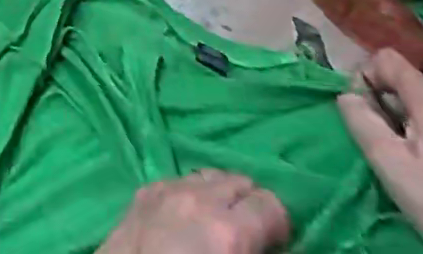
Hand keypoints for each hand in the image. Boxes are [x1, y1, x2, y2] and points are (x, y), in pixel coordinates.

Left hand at [97, 171, 289, 253]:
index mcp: (228, 233)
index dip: (278, 227)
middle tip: (248, 239)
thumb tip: (266, 245)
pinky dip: (191, 196)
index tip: (275, 246)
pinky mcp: (144, 192)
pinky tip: (185, 222)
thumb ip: (252, 252)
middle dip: (250, 208)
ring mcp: (168, 189)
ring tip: (217, 226)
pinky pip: (179, 180)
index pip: (271, 204)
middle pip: (240, 181)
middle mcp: (199, 199)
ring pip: (209, 175)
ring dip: (220, 197)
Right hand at [339, 50, 422, 253]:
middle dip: (389, 108)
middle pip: (413, 89)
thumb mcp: (390, 167)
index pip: (392, 60)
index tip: (365, 111)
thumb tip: (347, 95)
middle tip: (385, 148)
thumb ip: (362, 122)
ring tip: (412, 169)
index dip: (368, 75)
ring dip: (412, 129)